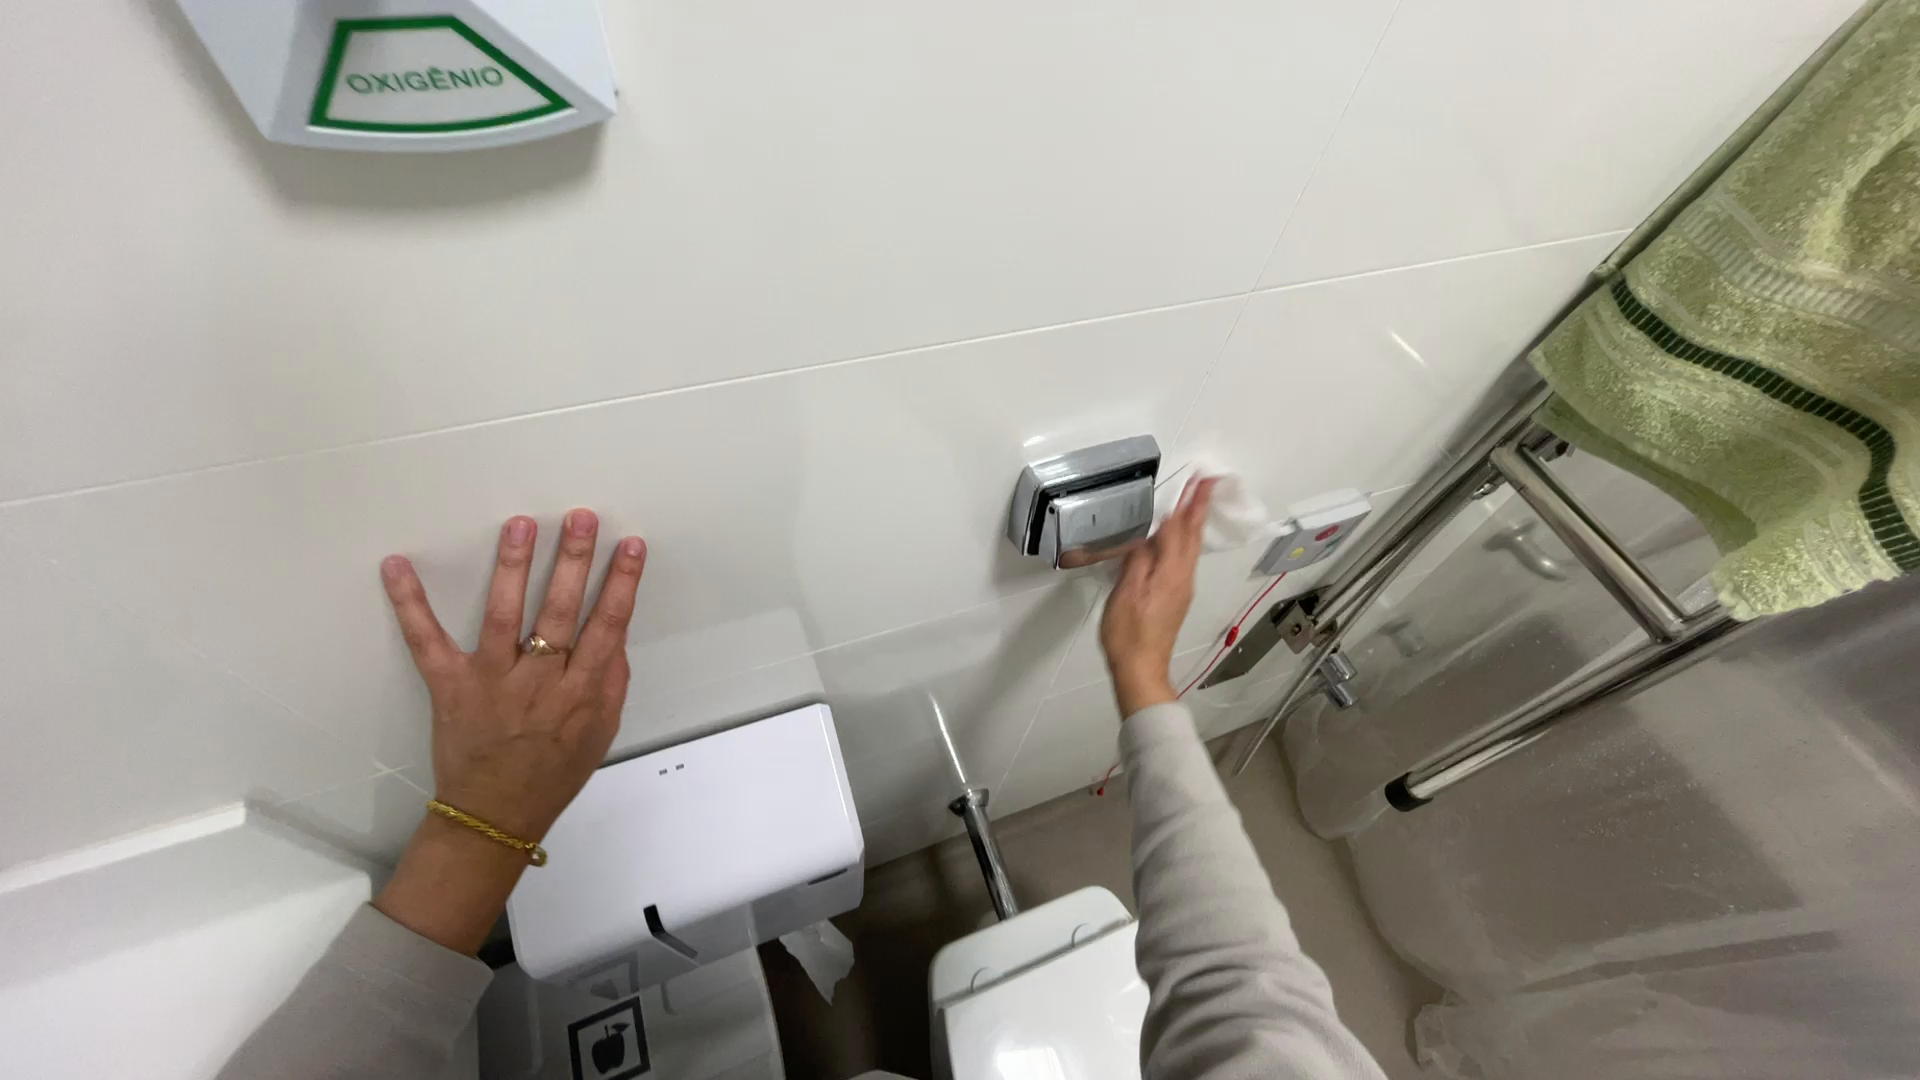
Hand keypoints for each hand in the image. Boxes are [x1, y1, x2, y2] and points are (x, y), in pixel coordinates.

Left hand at [372, 509, 647, 953]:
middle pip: (562, 611)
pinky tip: (398, 565)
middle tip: (581, 517)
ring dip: (512, 568)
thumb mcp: (603, 730)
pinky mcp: (448, 685)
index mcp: (583, 691)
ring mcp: (491, 680)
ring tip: (520, 525)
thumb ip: (612, 680)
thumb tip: (614, 633)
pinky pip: (426, 641)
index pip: (610, 626)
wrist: (496, 814)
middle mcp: (540, 681)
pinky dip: (410, 603)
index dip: (623, 583)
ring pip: (504, 616)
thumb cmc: (557, 769)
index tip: (632, 545)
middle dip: (575, 561)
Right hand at [1099, 476, 1215, 717]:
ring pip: (1190, 547)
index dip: (1189, 503)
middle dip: (1199, 507)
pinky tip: (1176, 538)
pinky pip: (1184, 559)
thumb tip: (1146, 537)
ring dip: (1192, 522)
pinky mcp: (1175, 597)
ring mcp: (1181, 588)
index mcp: (1171, 573)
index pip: (1181, 529)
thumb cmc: (1129, 634)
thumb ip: (1138, 561)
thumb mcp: (1126, 593)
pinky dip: (1184, 540)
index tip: (1200, 480)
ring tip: (1193, 502)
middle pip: (1193, 536)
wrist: (1141, 669)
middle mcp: (1182, 578)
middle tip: (1207, 482)